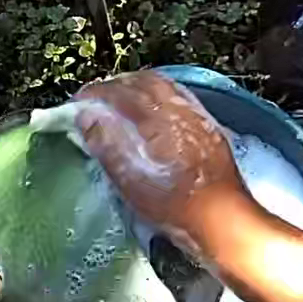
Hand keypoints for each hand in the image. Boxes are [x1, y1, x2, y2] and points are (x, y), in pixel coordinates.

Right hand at [74, 71, 255, 256]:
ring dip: (139, 85)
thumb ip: (108, 146)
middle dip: (117, 85)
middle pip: (144, 82)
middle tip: (97, 96)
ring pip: (165, 86)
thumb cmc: (175, 206)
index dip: (97, 93)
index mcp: (158, 121)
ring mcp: (197, 116)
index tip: (79, 100)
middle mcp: (179, 110)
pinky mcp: (208, 127)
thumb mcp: (131, 182)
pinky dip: (160, 93)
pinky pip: (180, 96)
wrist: (223, 220)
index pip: (121, 93)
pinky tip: (155, 108)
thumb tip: (86, 117)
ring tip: (122, 97)